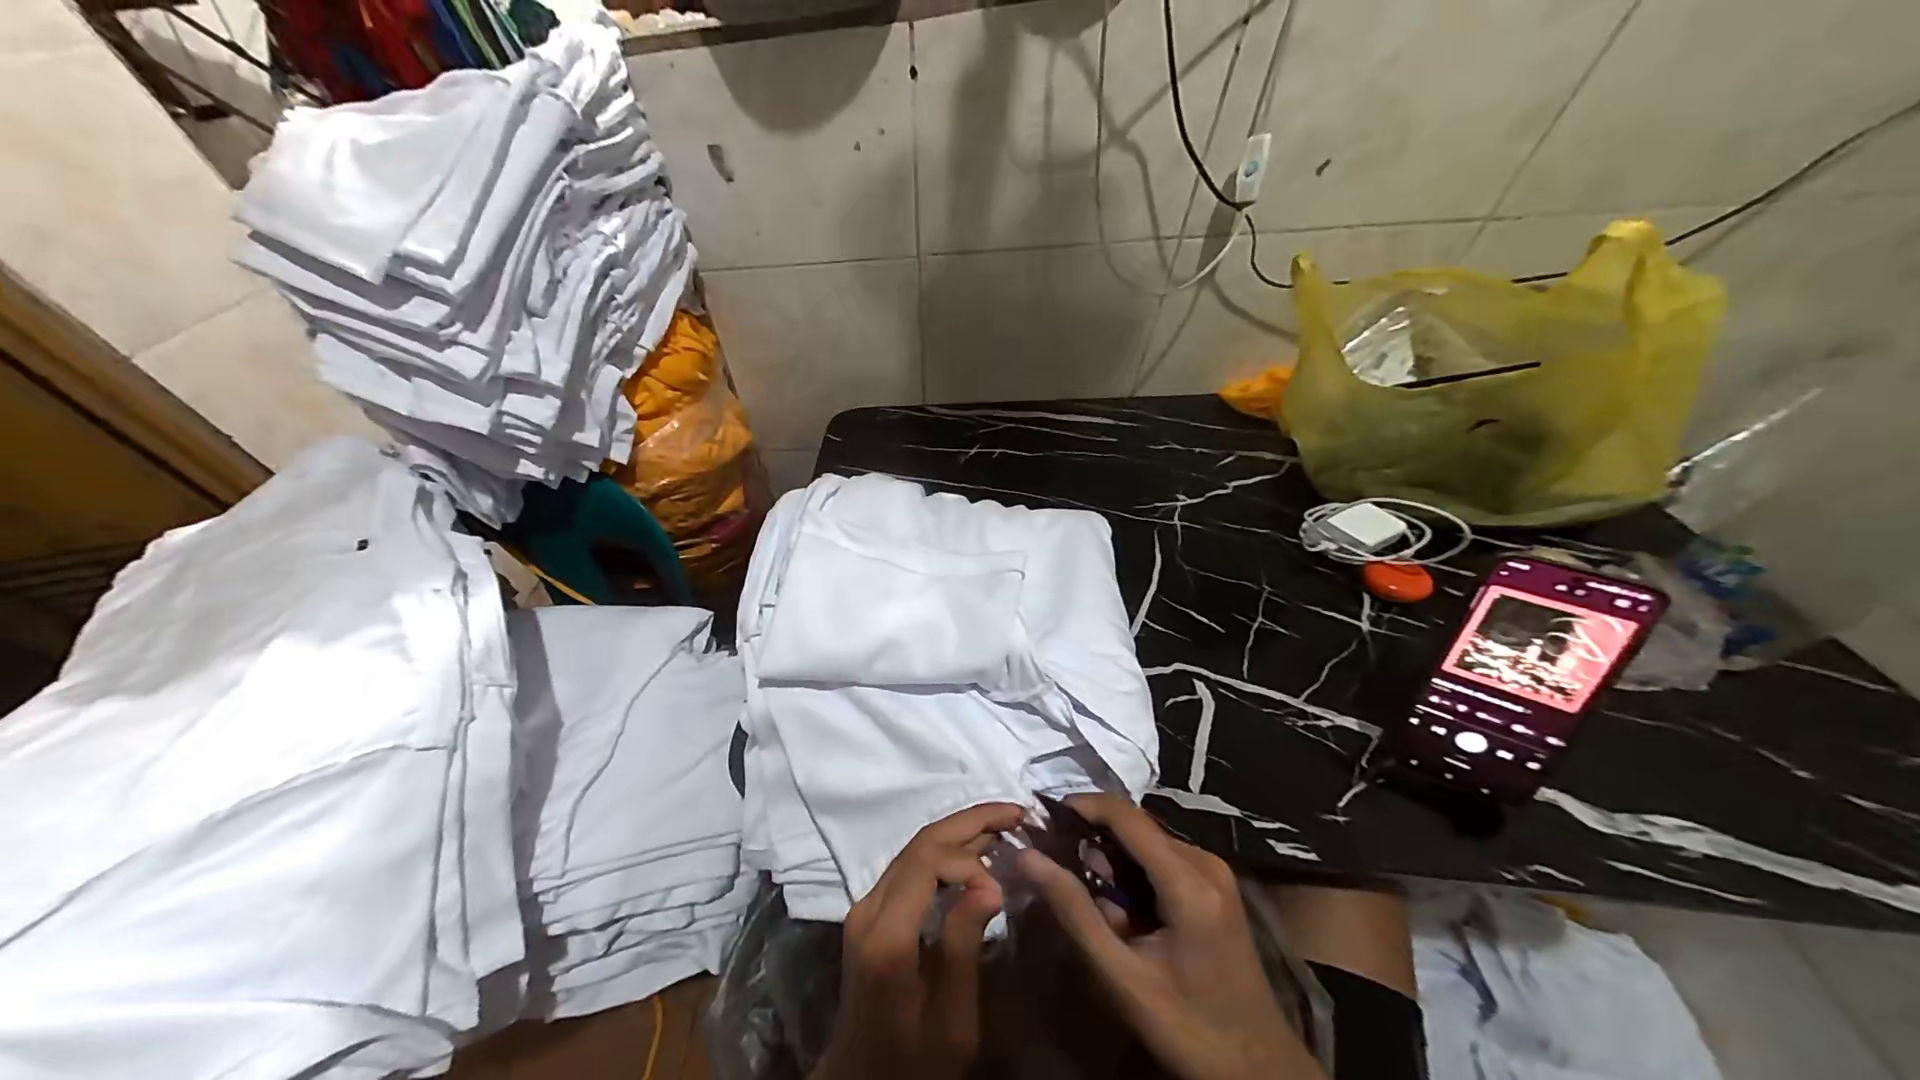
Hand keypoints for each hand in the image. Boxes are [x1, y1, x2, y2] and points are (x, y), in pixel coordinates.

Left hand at [811, 802, 1026, 1079]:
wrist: (860, 1079)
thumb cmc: (913, 1059)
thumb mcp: (951, 1019)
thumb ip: (964, 946)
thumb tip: (991, 885)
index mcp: (886, 935)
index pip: (925, 863)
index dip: (969, 860)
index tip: (1003, 886)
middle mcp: (869, 908)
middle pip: (920, 843)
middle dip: (971, 821)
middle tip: (1017, 812)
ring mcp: (866, 906)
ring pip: (914, 847)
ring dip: (960, 830)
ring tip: (1005, 823)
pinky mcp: (872, 910)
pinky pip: (910, 864)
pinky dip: (946, 850)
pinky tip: (977, 852)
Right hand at [1018, 795, 1324, 1079]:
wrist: (1258, 1067)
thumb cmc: (1187, 1026)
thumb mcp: (1121, 976)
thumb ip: (1074, 911)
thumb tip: (1028, 857)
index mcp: (1189, 882)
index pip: (1127, 816)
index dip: (1083, 806)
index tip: (1044, 817)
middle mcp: (1206, 862)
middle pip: (1136, 828)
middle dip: (1095, 844)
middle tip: (1061, 873)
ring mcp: (1215, 872)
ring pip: (1147, 844)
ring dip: (1115, 865)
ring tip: (1100, 910)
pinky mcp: (1215, 885)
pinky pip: (1162, 861)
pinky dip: (1135, 877)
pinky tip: (1127, 917)